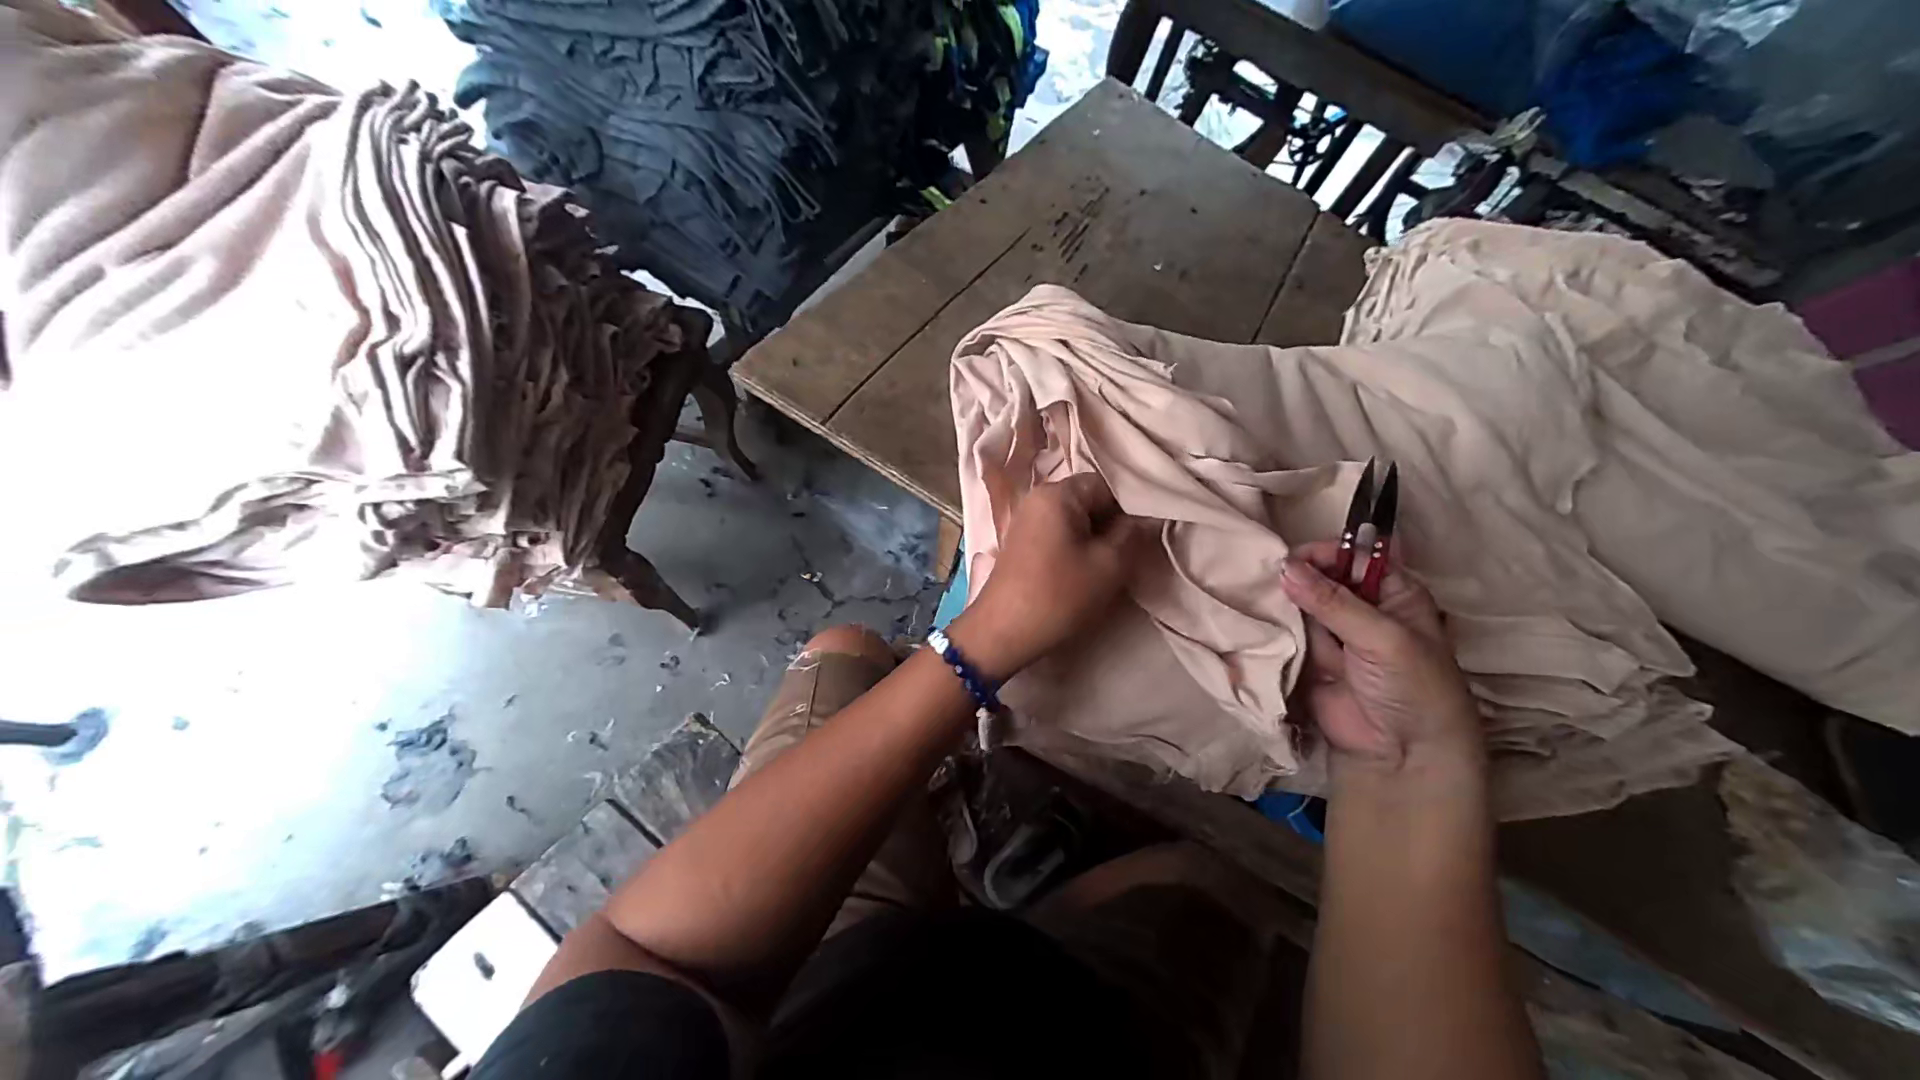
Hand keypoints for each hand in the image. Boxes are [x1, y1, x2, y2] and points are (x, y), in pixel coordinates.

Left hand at [949, 472, 1153, 680]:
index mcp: (1057, 493)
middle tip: (1135, 550)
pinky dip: (1077, 546)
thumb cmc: (1058, 596)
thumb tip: (1145, 519)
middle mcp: (1038, 498)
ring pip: (1076, 519)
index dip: (1133, 505)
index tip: (1149, 531)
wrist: (1003, 632)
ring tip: (1113, 563)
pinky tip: (1088, 570)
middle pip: (1090, 499)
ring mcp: (1027, 520)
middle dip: (1114, 522)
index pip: (1107, 484)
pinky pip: (1060, 533)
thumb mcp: (1108, 565)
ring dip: (1097, 537)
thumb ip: (1133, 534)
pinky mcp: (1023, 543)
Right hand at [1279, 541, 1484, 780]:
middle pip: (1323, 575)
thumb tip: (1285, 566)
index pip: (1356, 555)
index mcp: (1393, 593)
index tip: (1294, 558)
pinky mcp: (1308, 656)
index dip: (1327, 552)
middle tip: (1269, 576)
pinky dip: (1274, 625)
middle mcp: (1362, 607)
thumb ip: (1333, 601)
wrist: (1400, 754)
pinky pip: (1287, 631)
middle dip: (1298, 573)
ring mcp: (1333, 633)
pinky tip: (1256, 615)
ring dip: (1283, 599)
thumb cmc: (1413, 687)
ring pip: (1300, 602)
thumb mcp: (1382, 638)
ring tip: (1257, 594)